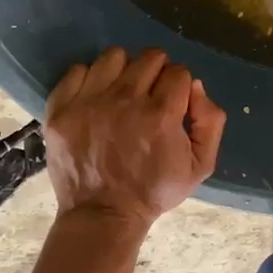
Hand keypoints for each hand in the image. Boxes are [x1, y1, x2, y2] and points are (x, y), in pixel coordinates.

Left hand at [43, 47, 226, 225]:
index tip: (174, 102)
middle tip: (150, 96)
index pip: (179, 71)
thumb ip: (211, 120)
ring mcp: (89, 103)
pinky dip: (90, 79)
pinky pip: (77, 70)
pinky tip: (96, 98)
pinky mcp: (61, 110)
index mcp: (162, 114)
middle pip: (150, 57)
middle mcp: (126, 101)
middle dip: (157, 73)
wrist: (102, 215)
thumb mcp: (201, 165)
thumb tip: (196, 86)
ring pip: (115, 57)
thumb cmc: (154, 190)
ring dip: (124, 70)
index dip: (180, 86)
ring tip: (122, 93)